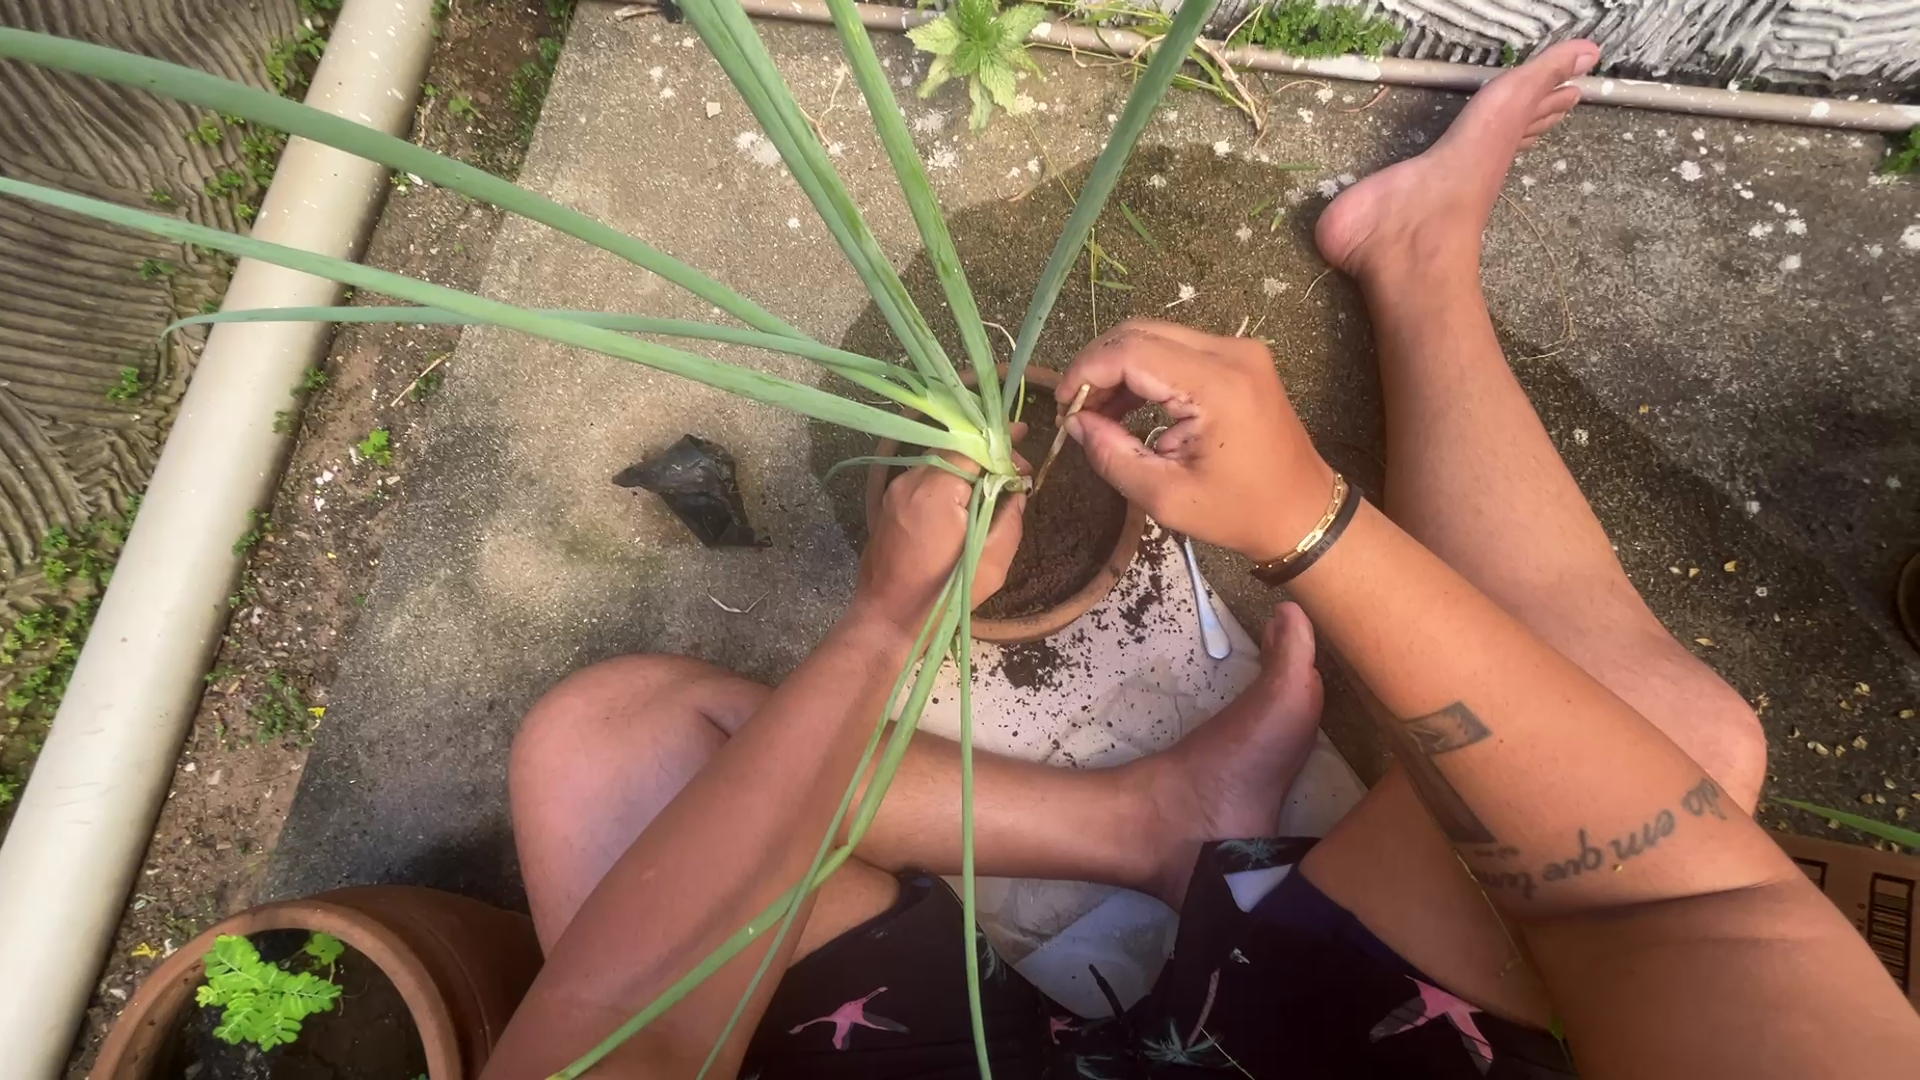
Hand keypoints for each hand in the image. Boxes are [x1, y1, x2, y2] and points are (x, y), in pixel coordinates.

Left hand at [855, 432, 1027, 633]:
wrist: (887, 618)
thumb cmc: (942, 597)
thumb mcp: (991, 563)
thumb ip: (1010, 520)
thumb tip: (1017, 492)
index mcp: (935, 492)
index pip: (972, 446)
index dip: (1001, 442)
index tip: (1025, 439)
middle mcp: (910, 482)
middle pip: (955, 449)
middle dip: (987, 454)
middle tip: (1016, 470)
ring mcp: (895, 491)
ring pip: (939, 461)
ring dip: (968, 467)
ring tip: (995, 484)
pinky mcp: (889, 502)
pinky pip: (925, 478)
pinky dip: (949, 479)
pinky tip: (967, 498)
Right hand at [1058, 320, 1333, 561]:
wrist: (1302, 511)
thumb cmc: (1237, 511)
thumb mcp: (1164, 496)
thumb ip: (1112, 455)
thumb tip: (1076, 422)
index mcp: (1216, 385)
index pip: (1132, 350)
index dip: (1087, 371)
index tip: (1064, 406)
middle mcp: (1230, 352)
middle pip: (1140, 332)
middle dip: (1097, 365)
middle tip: (1076, 409)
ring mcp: (1237, 350)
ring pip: (1155, 335)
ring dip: (1117, 367)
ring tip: (1096, 412)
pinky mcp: (1238, 357)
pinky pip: (1174, 349)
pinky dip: (1142, 370)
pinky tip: (1126, 405)